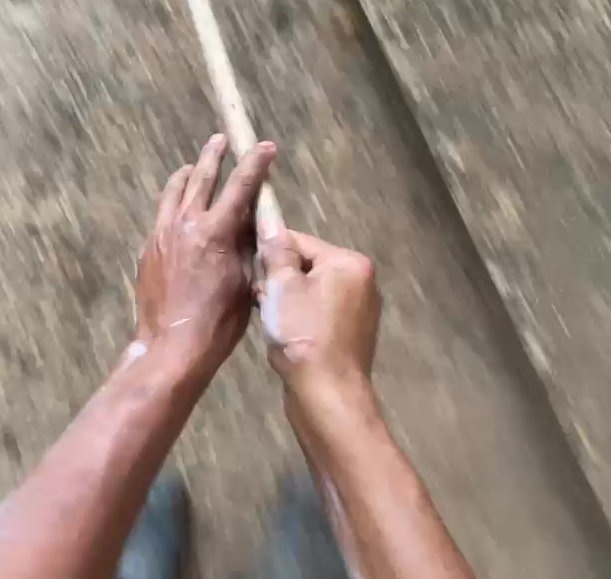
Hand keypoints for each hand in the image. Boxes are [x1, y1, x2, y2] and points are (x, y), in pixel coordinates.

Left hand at [132, 135, 276, 370]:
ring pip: (173, 192)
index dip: (255, 163)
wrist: (171, 346)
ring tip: (193, 166)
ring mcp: (162, 234)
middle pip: (200, 177)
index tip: (264, 146)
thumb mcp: (244, 281)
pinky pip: (163, 215)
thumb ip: (244, 246)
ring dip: (187, 175)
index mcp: (215, 232)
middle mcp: (185, 224)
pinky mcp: (149, 248)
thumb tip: (245, 223)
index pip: (240, 186)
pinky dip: (174, 205)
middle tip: (220, 139)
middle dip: (213, 155)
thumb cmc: (218, 321)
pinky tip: (180, 211)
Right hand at [255, 228, 381, 399]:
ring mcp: (357, 309)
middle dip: (275, 278)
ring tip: (268, 317)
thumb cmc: (304, 335)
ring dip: (282, 298)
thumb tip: (267, 211)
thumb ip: (274, 248)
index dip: (268, 254)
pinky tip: (281, 330)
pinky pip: (315, 310)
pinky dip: (296, 315)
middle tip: (259, 299)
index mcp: (349, 262)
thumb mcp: (281, 285)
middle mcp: (360, 280)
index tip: (251, 273)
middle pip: (302, 263)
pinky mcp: (348, 332)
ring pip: (306, 288)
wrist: (327, 398)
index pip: (296, 240)